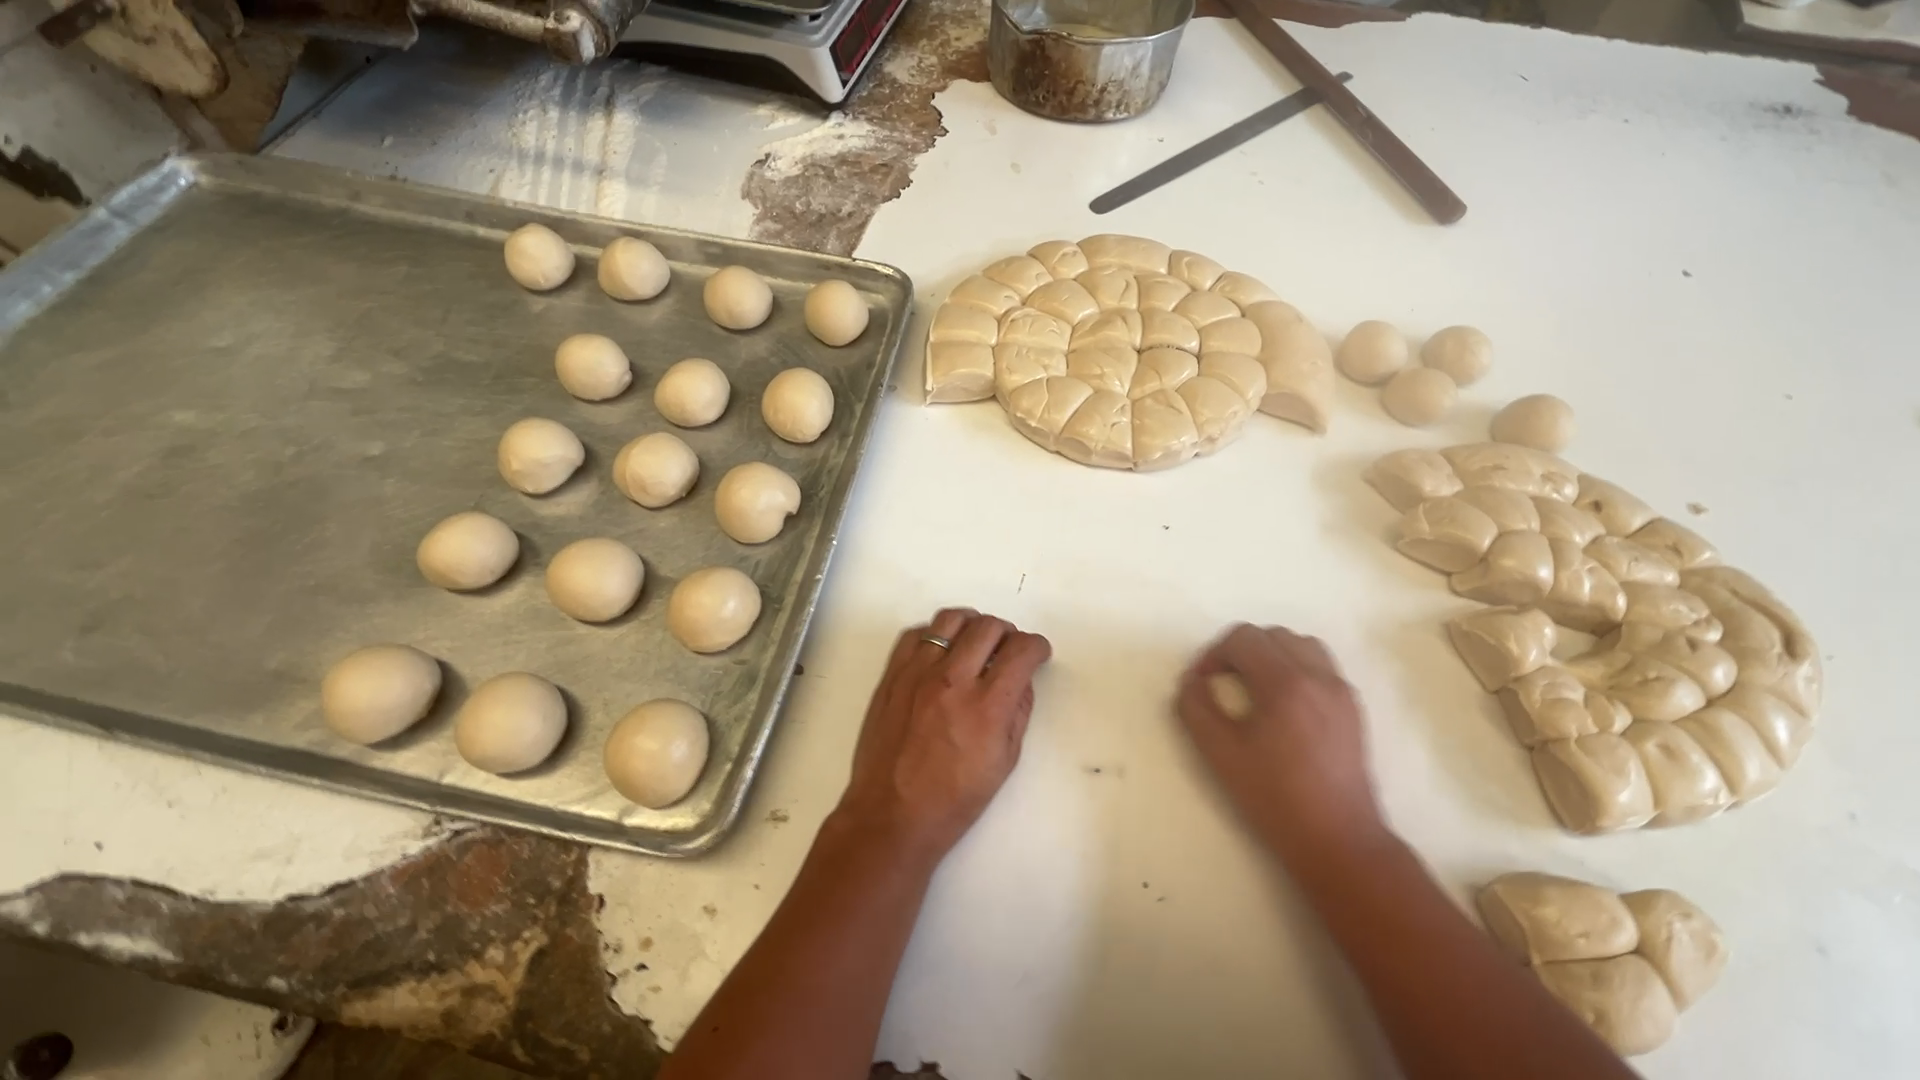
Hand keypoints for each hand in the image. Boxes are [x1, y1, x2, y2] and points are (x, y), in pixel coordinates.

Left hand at [832, 608, 1052, 867]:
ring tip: (975, 643)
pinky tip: (941, 653)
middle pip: (988, 626)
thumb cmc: (954, 800)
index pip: (1021, 650)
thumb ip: (1018, 713)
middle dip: (1008, 633)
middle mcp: (952, 680)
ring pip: (950, 619)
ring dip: (971, 625)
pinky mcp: (891, 677)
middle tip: (1008, 650)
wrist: (892, 815)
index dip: (1037, 647)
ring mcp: (917, 674)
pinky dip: (934, 635)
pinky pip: (915, 634)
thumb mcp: (1004, 762)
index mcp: (986, 706)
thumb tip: (1021, 680)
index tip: (1037, 654)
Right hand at [1177, 623, 1388, 868]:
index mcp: (1286, 683)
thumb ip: (1196, 708)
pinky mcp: (1353, 710)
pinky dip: (1297, 671)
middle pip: (1273, 635)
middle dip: (1242, 652)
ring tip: (1255, 690)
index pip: (1244, 638)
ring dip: (1272, 656)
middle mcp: (1319, 676)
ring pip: (1302, 646)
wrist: (1338, 839)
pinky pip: (1322, 668)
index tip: (1203, 684)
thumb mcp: (1219, 754)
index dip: (1214, 654)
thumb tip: (1194, 681)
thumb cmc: (1274, 797)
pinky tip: (1284, 709)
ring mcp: (1342, 692)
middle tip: (1224, 685)